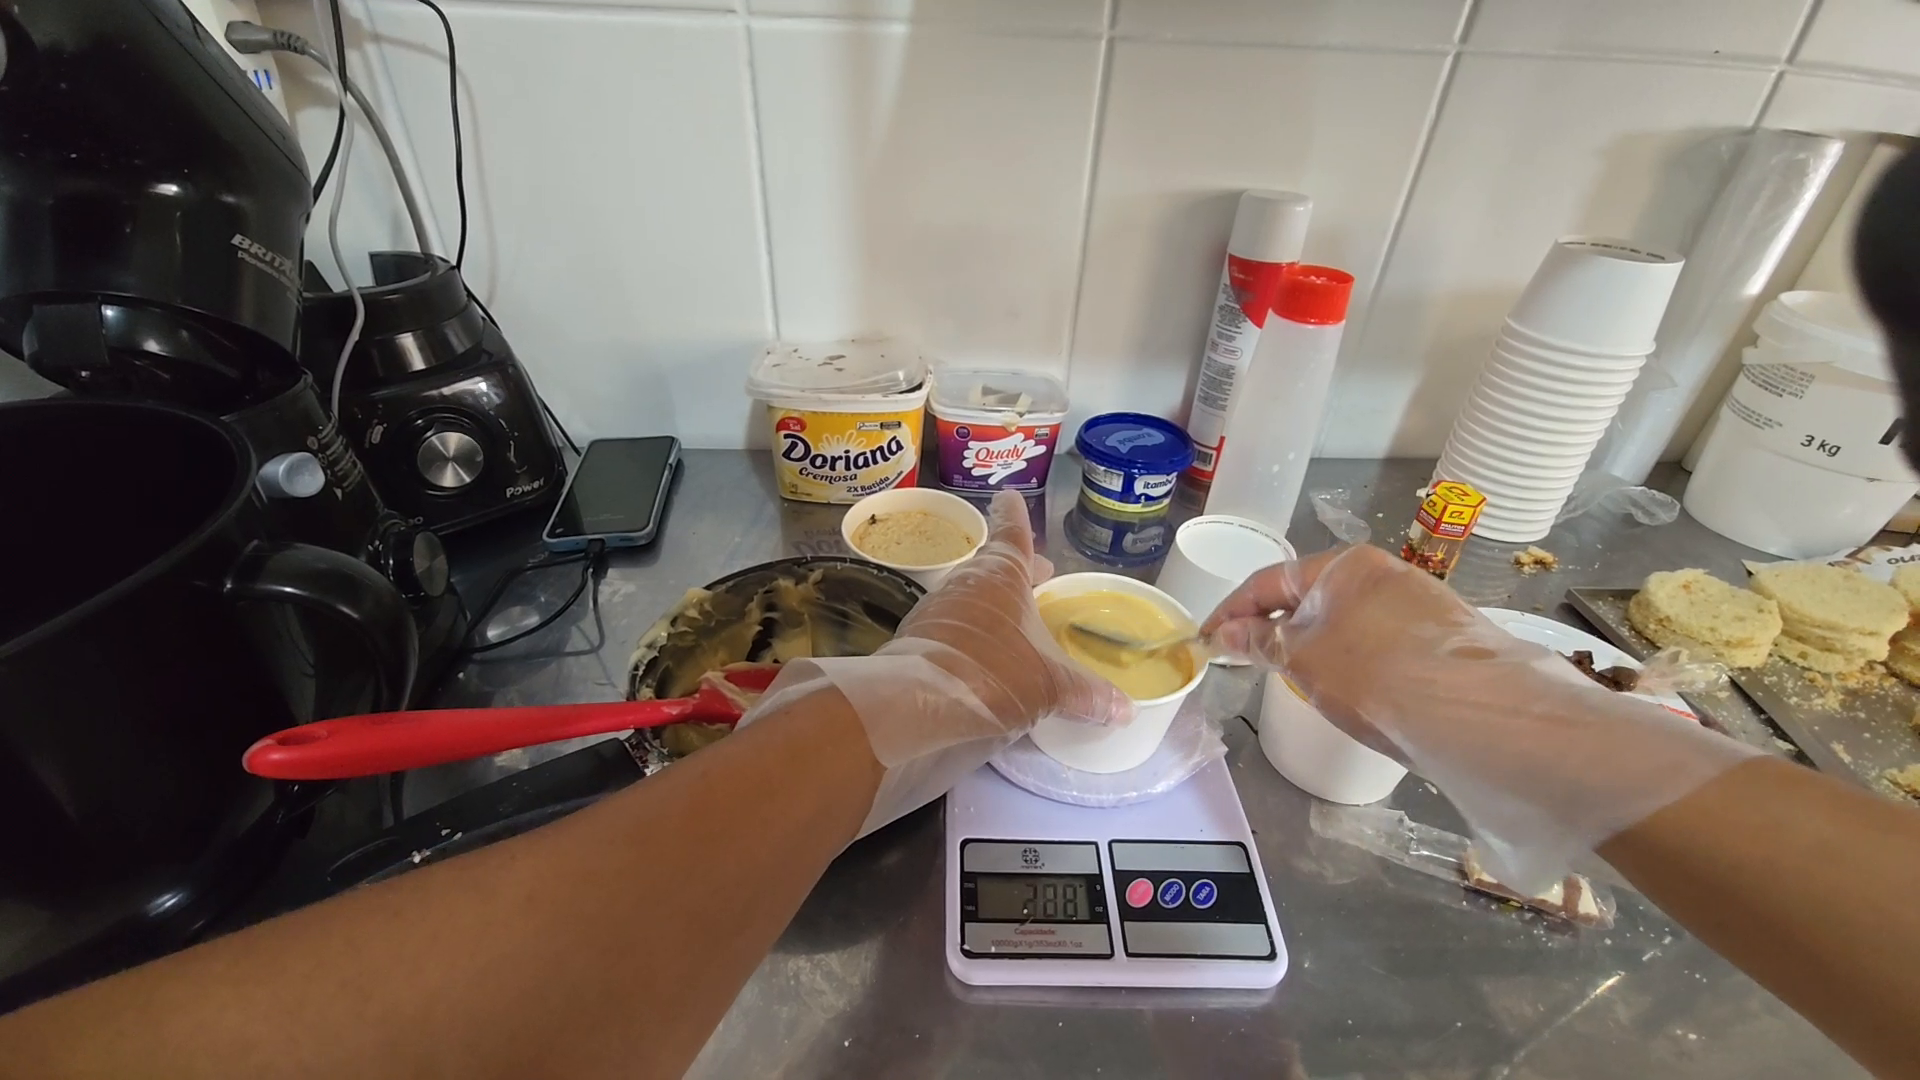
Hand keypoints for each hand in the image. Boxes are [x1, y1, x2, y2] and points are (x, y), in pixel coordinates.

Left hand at [753, 490, 1133, 835]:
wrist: (918, 705)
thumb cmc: (994, 673)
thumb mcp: (1051, 686)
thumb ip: (1087, 694)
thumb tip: (1125, 710)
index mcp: (1002, 575)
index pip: (1012, 534)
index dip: (1015, 517)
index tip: (1009, 497)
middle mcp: (966, 583)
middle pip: (994, 568)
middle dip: (1018, 573)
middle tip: (1039, 576)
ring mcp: (936, 610)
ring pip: (970, 598)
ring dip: (992, 606)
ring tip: (1015, 624)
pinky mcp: (915, 641)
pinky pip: (950, 628)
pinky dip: (970, 636)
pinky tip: (982, 659)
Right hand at [1201, 545, 1573, 755]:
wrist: (1479, 715)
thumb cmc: (1373, 675)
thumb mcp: (1302, 659)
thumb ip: (1258, 642)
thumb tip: (1223, 635)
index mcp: (1344, 566)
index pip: (1268, 581)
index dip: (1231, 611)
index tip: (1206, 639)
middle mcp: (1384, 574)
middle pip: (1308, 598)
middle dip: (1271, 627)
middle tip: (1243, 659)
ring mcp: (1419, 606)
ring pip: (1344, 621)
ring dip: (1310, 645)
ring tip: (1290, 677)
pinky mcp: (1444, 640)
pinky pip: (1376, 642)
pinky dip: (1349, 659)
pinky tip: (1347, 688)